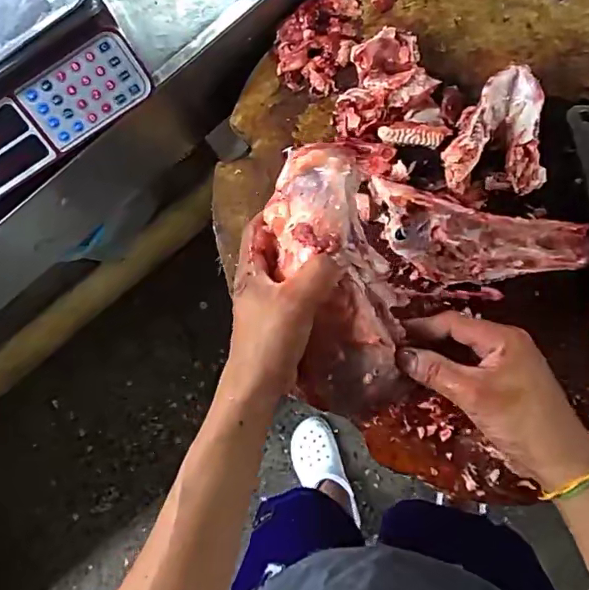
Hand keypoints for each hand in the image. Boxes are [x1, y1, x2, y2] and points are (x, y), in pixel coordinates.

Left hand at [223, 215, 339, 402]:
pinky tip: (334, 293)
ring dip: (308, 266)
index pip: (256, 229)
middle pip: (275, 250)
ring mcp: (264, 305)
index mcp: (250, 271)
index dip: (274, 211)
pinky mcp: (277, 324)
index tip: (303, 202)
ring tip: (337, 258)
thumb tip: (338, 251)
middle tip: (329, 230)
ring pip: (288, 275)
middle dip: (299, 238)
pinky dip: (313, 291)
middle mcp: (254, 284)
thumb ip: (318, 271)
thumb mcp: (296, 299)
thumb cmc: (268, 339)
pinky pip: (296, 298)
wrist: (255, 387)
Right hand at [397, 312, 588, 489]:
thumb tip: (401, 354)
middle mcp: (507, 341)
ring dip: (437, 354)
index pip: (453, 322)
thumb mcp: (473, 395)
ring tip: (407, 359)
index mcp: (503, 337)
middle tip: (395, 347)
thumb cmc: (521, 423)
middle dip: (427, 339)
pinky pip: (472, 364)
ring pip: (464, 349)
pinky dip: (451, 367)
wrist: (563, 461)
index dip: (421, 326)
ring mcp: (509, 360)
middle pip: (458, 332)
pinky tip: (431, 375)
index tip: (393, 334)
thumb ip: (436, 371)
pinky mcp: (507, 379)